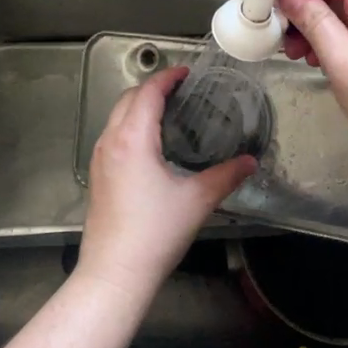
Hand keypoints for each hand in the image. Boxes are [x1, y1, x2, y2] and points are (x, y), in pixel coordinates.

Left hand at [80, 67, 254, 300]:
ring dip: (139, 107)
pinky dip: (131, 127)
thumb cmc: (155, 233)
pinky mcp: (97, 176)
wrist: (114, 273)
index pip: (148, 93)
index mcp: (132, 138)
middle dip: (152, 89)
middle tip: (181, 91)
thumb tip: (250, 162)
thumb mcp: (196, 201)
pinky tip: (151, 146)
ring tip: (169, 114)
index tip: (186, 74)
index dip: (167, 78)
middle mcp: (110, 141)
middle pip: (128, 99)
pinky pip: (113, 136)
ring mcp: (99, 159)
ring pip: (117, 117)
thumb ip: (225, 176)